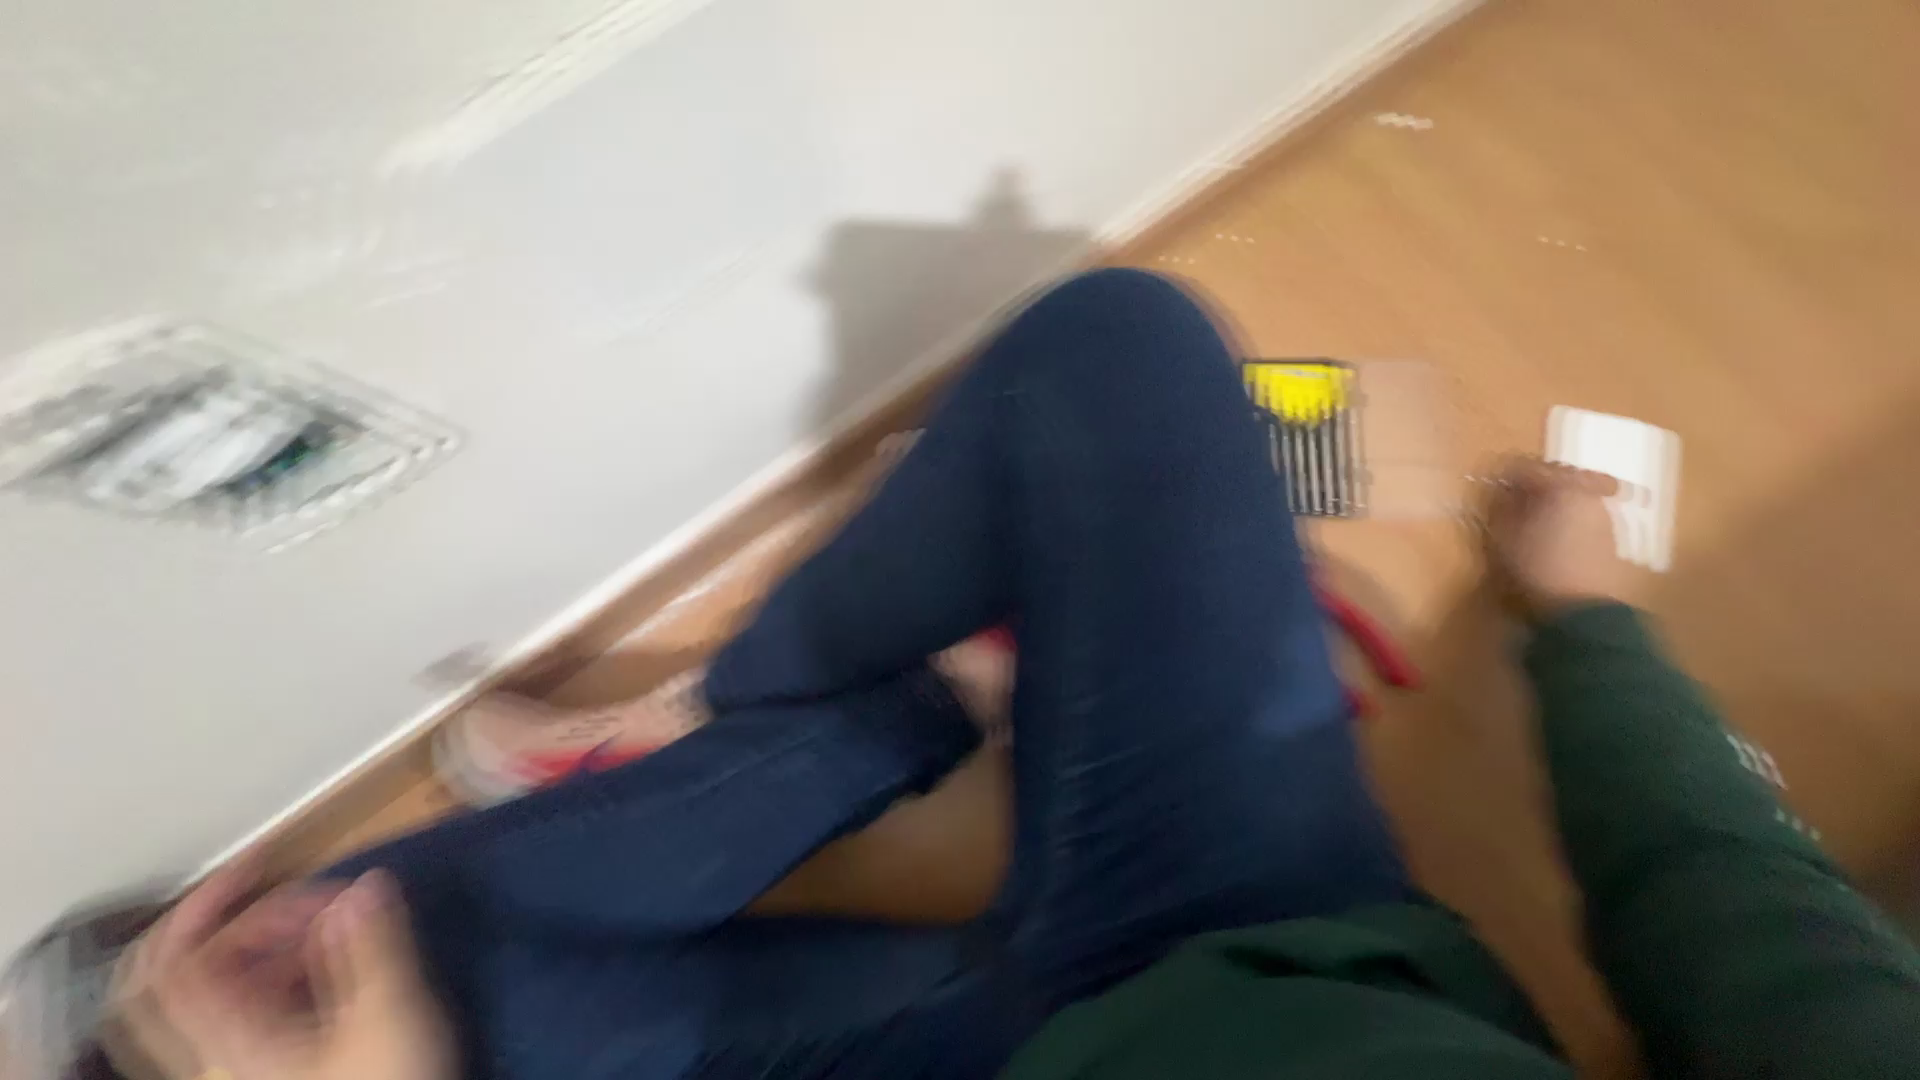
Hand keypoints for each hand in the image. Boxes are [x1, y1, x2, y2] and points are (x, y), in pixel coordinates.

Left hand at [108, 862, 452, 1079]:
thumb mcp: (390, 1015)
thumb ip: (373, 947)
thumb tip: (362, 885)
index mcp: (230, 1042)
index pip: (171, 969)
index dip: (202, 907)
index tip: (261, 863)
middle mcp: (209, 1057)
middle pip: (181, 979)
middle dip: (242, 924)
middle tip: (313, 903)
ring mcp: (228, 1068)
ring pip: (214, 993)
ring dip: (268, 946)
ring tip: (332, 931)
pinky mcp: (255, 1070)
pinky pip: (241, 1011)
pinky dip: (277, 973)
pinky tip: (326, 968)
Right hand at [1482, 456, 1633, 619]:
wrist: (1582, 608)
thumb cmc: (1536, 568)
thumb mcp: (1504, 537)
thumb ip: (1502, 508)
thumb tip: (1500, 491)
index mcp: (1562, 489)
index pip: (1530, 468)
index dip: (1506, 473)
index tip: (1491, 481)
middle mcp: (1589, 495)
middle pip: (1559, 475)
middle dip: (1535, 481)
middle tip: (1512, 493)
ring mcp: (1604, 514)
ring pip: (1574, 493)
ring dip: (1553, 498)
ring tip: (1531, 514)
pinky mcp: (1612, 534)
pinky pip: (1583, 512)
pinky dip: (1567, 514)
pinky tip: (1551, 531)